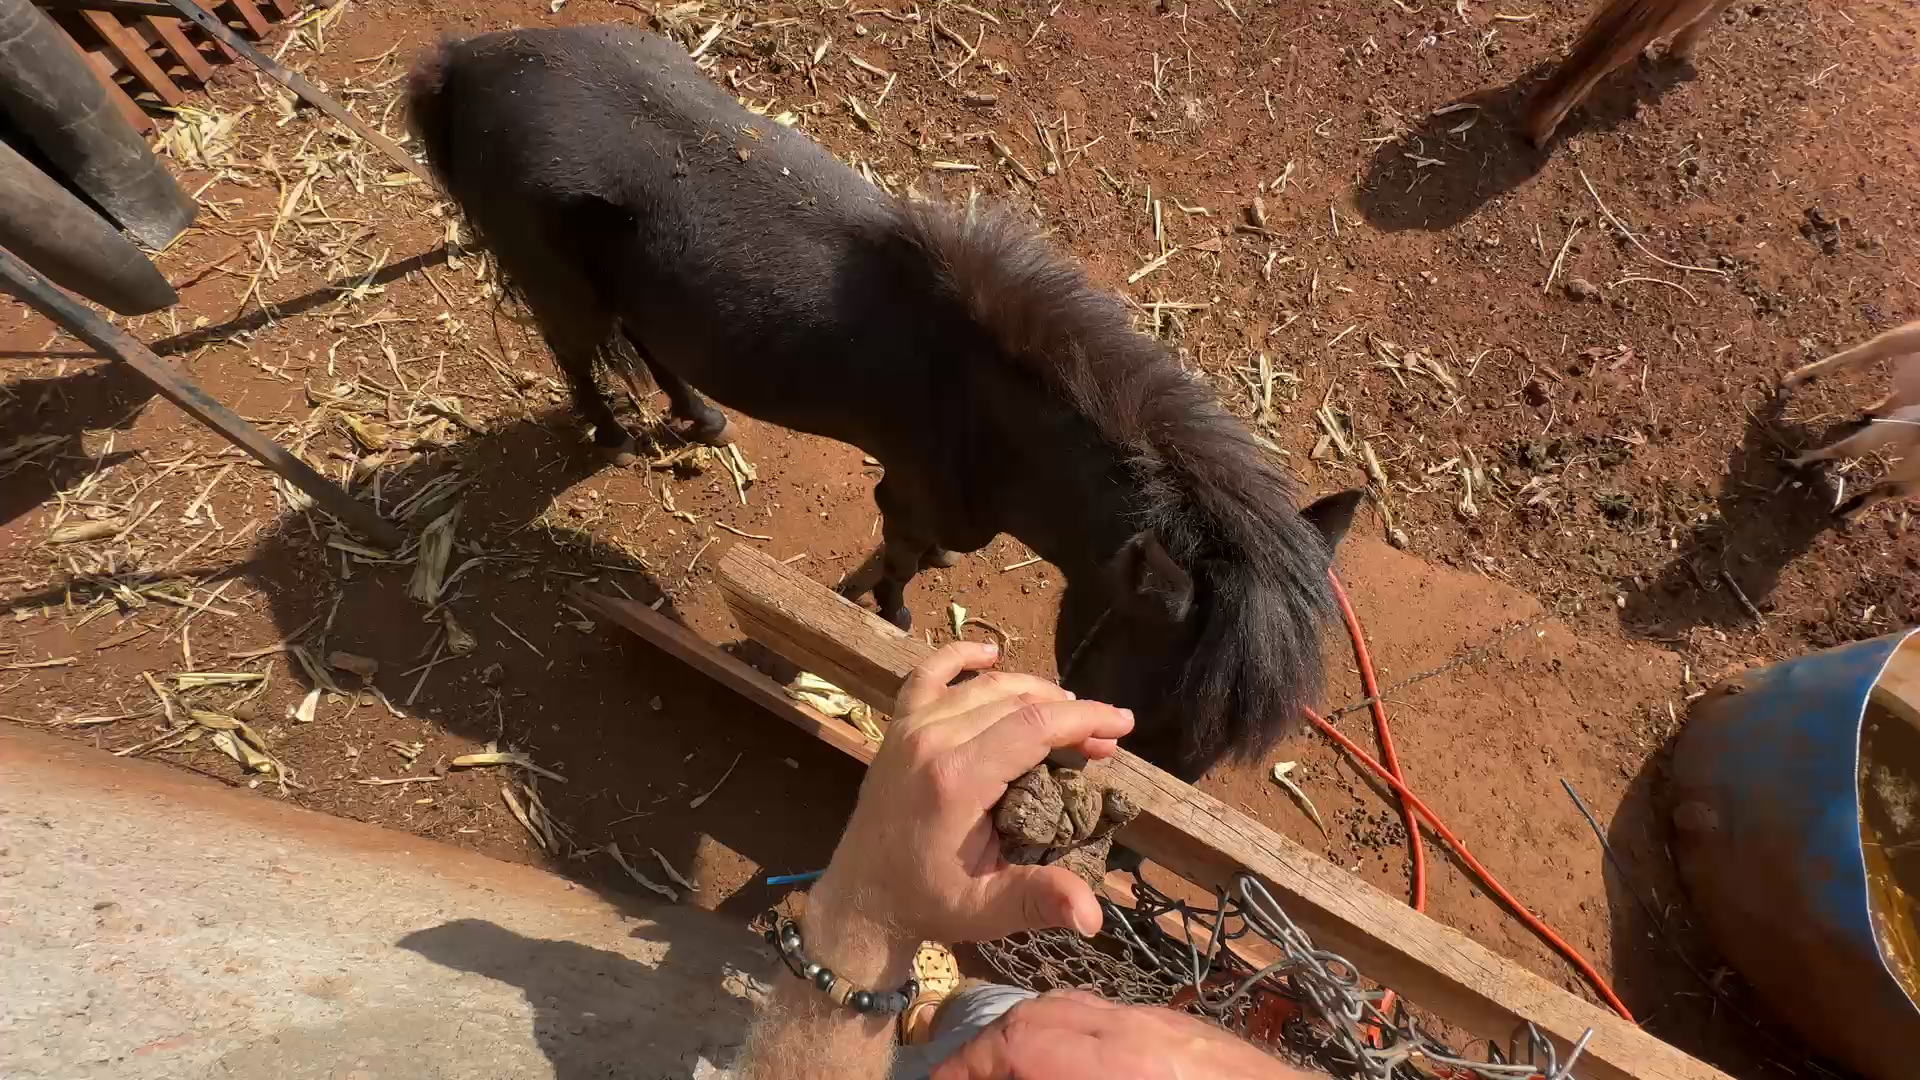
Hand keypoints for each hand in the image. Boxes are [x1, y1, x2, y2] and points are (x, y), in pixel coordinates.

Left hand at [810, 641, 1132, 948]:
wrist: (862, 896)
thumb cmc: (929, 901)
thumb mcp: (987, 909)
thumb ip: (1040, 900)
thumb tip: (1095, 917)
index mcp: (956, 778)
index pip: (1033, 727)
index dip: (1084, 718)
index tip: (1122, 723)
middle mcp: (932, 738)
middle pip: (1016, 701)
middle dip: (1069, 712)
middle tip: (1101, 739)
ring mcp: (910, 725)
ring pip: (984, 686)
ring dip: (1032, 690)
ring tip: (1068, 711)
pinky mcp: (897, 723)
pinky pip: (929, 672)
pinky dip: (961, 656)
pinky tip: (990, 654)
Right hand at [933, 991, 1312, 1079]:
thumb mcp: (1120, 1073)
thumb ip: (1061, 1065)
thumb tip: (1015, 1063)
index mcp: (1124, 1064)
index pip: (1023, 1042)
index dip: (971, 1065)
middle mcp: (1136, 1032)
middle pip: (1038, 1018)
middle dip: (987, 1050)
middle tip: (957, 1079)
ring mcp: (1158, 1024)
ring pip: (1067, 1008)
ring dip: (1022, 1037)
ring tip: (997, 1070)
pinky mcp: (1174, 1029)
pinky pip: (1100, 1015)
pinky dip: (1061, 1032)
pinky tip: (1056, 1062)